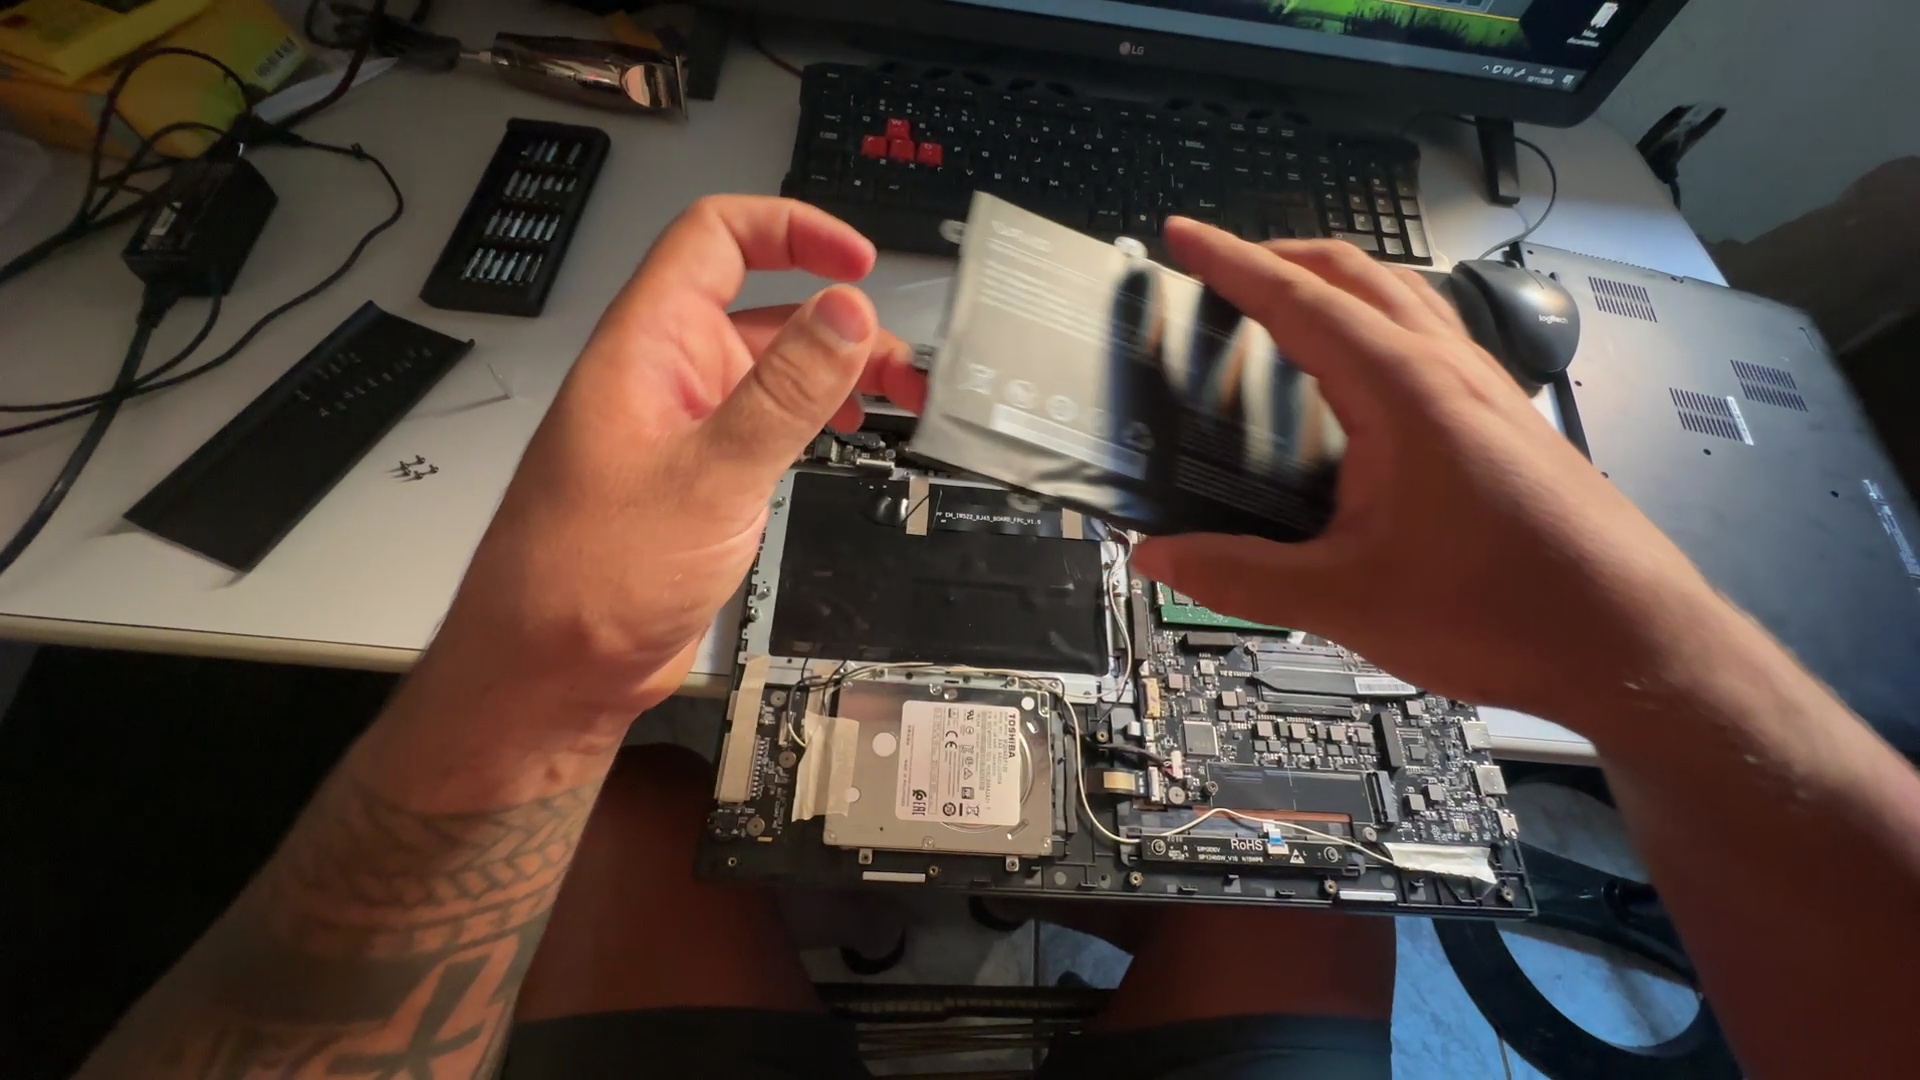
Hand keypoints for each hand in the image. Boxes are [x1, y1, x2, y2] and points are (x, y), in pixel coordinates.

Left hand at [425, 197, 923, 725]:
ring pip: (773, 370)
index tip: (858, 262)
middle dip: (839, 323)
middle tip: (900, 361)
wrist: (558, 668)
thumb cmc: (596, 575)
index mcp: (649, 346)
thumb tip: (847, 313)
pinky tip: (844, 435)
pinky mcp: (702, 474)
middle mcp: (667, 374)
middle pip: (763, 307)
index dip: (791, 231)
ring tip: (897, 399)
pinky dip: (814, 418)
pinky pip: (767, 422)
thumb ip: (785, 390)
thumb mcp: (711, 474)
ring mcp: (687, 426)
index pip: (717, 238)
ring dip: (836, 375)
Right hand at [1131, 221, 1726, 722]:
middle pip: (1357, 274)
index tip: (1185, 236)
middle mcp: (1449, 374)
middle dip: (1280, 254)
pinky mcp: (1501, 421)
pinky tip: (1355, 368)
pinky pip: (1427, 337)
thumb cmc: (1501, 614)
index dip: (1231, 264)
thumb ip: (1237, 577)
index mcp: (1404, 395)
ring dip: (1333, 279)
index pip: (1300, 301)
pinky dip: (1374, 319)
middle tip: (1220, 263)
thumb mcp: (1343, 600)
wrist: (1631, 646)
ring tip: (1279, 296)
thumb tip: (1157, 557)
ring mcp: (1484, 392)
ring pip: (1400, 297)